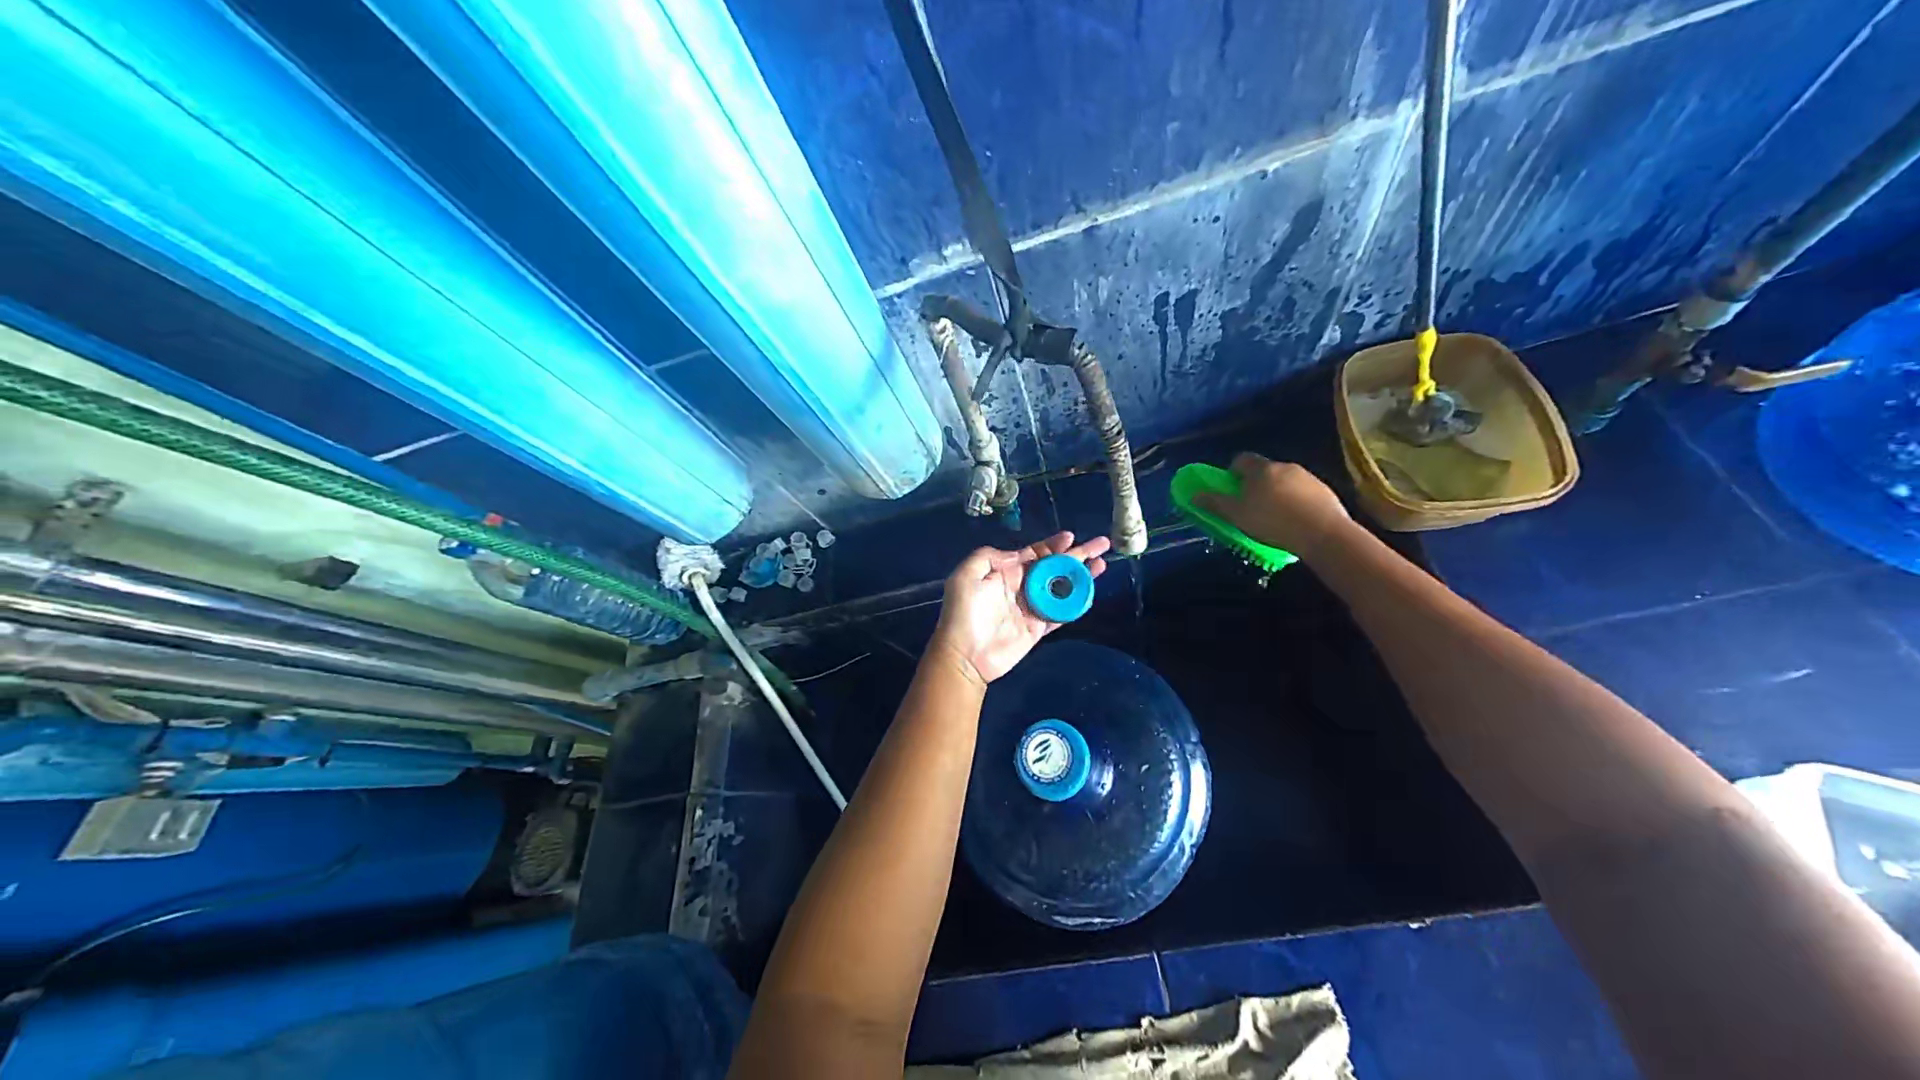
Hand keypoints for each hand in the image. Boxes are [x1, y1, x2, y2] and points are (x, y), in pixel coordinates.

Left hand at [930, 532, 1110, 685]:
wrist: (965, 655)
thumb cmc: (964, 613)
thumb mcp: (966, 575)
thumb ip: (989, 557)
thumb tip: (1019, 554)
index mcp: (1005, 572)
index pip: (1034, 554)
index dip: (1053, 545)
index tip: (1071, 537)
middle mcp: (1021, 587)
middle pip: (1054, 567)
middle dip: (1076, 555)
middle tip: (1100, 544)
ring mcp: (1032, 608)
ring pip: (1062, 588)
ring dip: (1081, 576)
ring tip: (1101, 564)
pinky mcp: (1039, 629)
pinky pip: (1062, 613)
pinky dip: (1077, 603)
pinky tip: (1091, 592)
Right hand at [1192, 453, 1351, 557]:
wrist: (1323, 533)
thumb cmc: (1272, 521)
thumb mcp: (1236, 515)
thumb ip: (1215, 503)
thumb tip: (1194, 494)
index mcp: (1260, 469)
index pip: (1241, 459)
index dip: (1233, 473)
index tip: (1231, 489)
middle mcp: (1284, 466)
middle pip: (1264, 471)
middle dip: (1255, 485)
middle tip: (1250, 507)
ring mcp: (1307, 477)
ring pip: (1285, 481)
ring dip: (1277, 493)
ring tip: (1275, 518)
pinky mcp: (1325, 491)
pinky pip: (1303, 492)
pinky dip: (1296, 502)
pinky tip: (1296, 522)